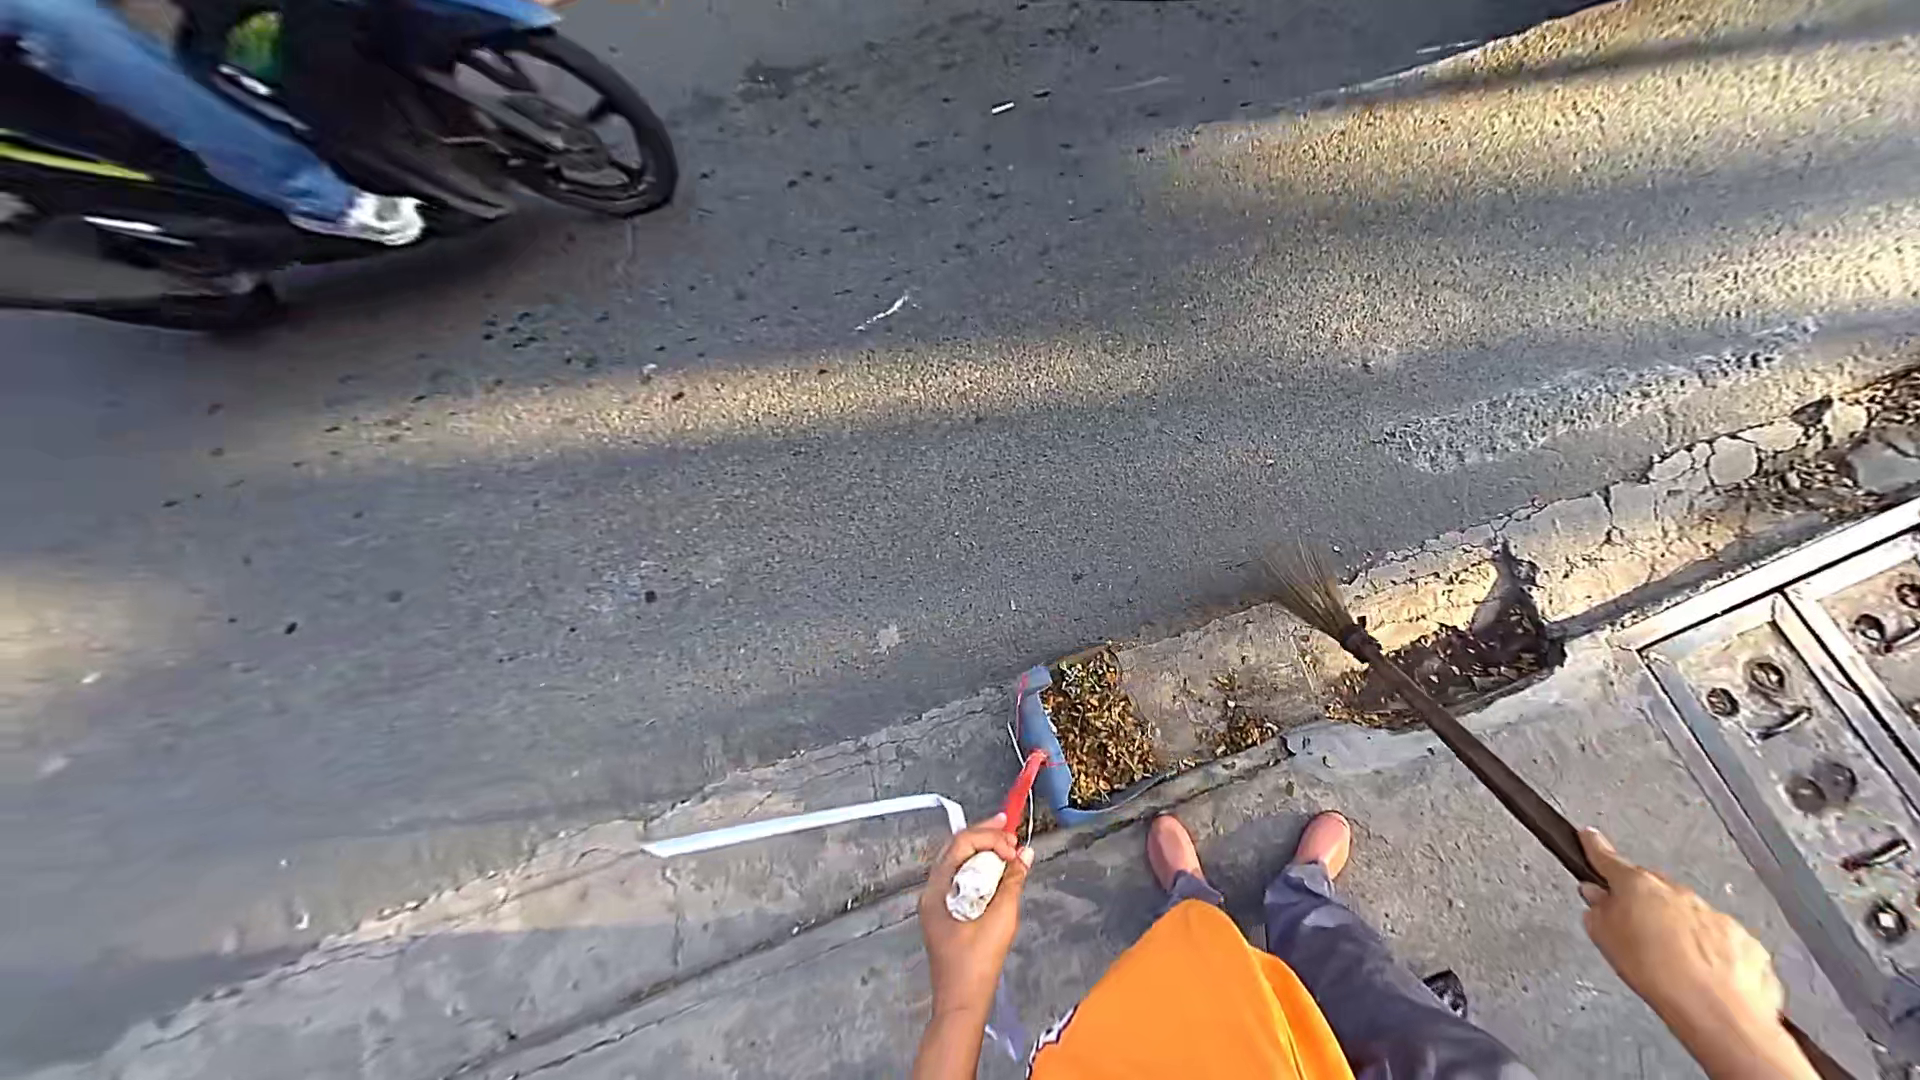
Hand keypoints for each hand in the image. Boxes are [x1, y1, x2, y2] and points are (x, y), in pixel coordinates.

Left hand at [918, 813, 1032, 1016]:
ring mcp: (939, 903)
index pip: (961, 844)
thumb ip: (1013, 882)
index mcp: (938, 889)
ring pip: (960, 863)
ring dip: (985, 852)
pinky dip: (982, 870)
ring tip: (1009, 848)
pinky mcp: (948, 914)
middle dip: (985, 836)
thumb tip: (1025, 855)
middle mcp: (934, 891)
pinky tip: (1000, 871)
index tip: (1013, 843)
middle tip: (1010, 829)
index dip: (989, 837)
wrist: (962, 1007)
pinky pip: (964, 880)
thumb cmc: (976, 966)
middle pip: (958, 849)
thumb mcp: (1000, 919)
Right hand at [1578, 829, 1813, 1079]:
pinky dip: (1710, 950)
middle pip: (1651, 887)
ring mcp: (1716, 917)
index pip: (1606, 857)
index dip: (1593, 845)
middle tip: (1633, 929)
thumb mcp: (1602, 935)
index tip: (1588, 836)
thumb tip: (1599, 897)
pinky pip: (1720, 938)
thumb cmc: (1658, 975)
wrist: (1719, 1015)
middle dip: (1641, 902)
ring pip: (1688, 913)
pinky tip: (1702, 972)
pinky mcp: (1748, 944)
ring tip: (1671, 961)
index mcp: (1637, 885)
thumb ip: (1597, 908)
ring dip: (1678, 927)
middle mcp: (1678, 893)